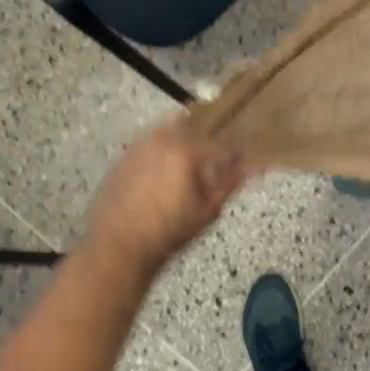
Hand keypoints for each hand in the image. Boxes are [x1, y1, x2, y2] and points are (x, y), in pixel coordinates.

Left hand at [83, 119, 250, 278]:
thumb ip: (230, 182)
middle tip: (217, 156)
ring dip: (184, 138)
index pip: (221, 142)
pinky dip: (162, 150)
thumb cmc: (169, 231)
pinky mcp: (124, 156)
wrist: (117, 245)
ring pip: (169, 129)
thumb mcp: (207, 210)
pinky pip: (150, 143)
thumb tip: (251, 165)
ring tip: (190, 163)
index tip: (244, 157)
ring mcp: (140, 145)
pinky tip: (164, 173)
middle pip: (194, 125)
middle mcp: (163, 139)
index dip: (236, 150)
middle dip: (209, 136)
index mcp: (187, 150)